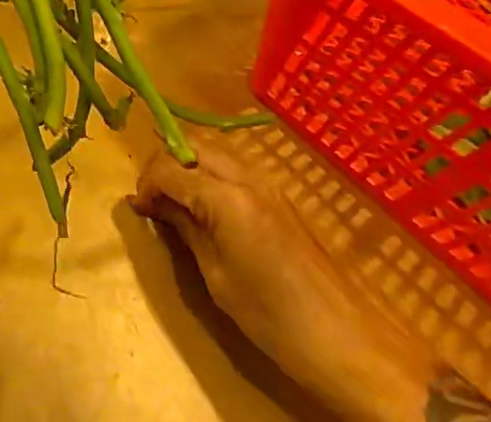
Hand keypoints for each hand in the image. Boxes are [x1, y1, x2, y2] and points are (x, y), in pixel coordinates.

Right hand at [133, 144, 436, 421]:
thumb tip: (152, 204)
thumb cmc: (274, 319)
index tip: (139, 207)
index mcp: (225, 199)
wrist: (351, 345)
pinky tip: (207, 205)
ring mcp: (268, 184)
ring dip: (188, 164)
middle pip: (191, 144)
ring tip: (177, 200)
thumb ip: (184, 228)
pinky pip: (234, 165)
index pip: (168, 167)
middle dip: (164, 163)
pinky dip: (211, 172)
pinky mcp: (280, 196)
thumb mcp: (215, 276)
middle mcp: (246, 178)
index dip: (146, 183)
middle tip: (155, 198)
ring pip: (213, 149)